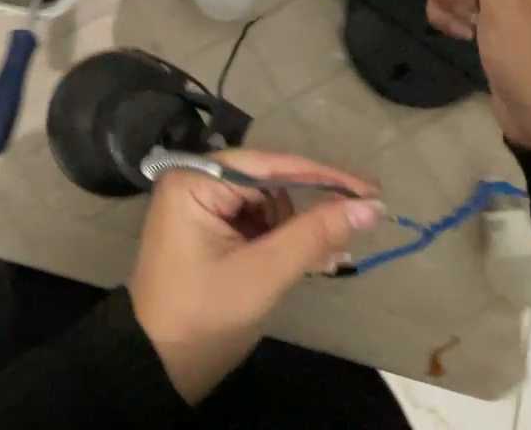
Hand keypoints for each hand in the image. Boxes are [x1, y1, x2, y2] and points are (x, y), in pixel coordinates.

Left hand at [129, 149, 382, 402]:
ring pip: (266, 201)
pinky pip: (255, 221)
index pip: (269, 165)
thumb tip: (369, 206)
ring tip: (332, 256)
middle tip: (363, 219)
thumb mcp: (263, 274)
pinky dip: (284, 238)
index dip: (323, 175)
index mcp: (194, 180)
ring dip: (300, 225)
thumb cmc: (204, 316)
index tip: (371, 188)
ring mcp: (199, 204)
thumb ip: (314, 235)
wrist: (158, 364)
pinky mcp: (207, 227)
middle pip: (268, 180)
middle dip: (313, 203)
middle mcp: (194, 180)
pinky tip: (314, 257)